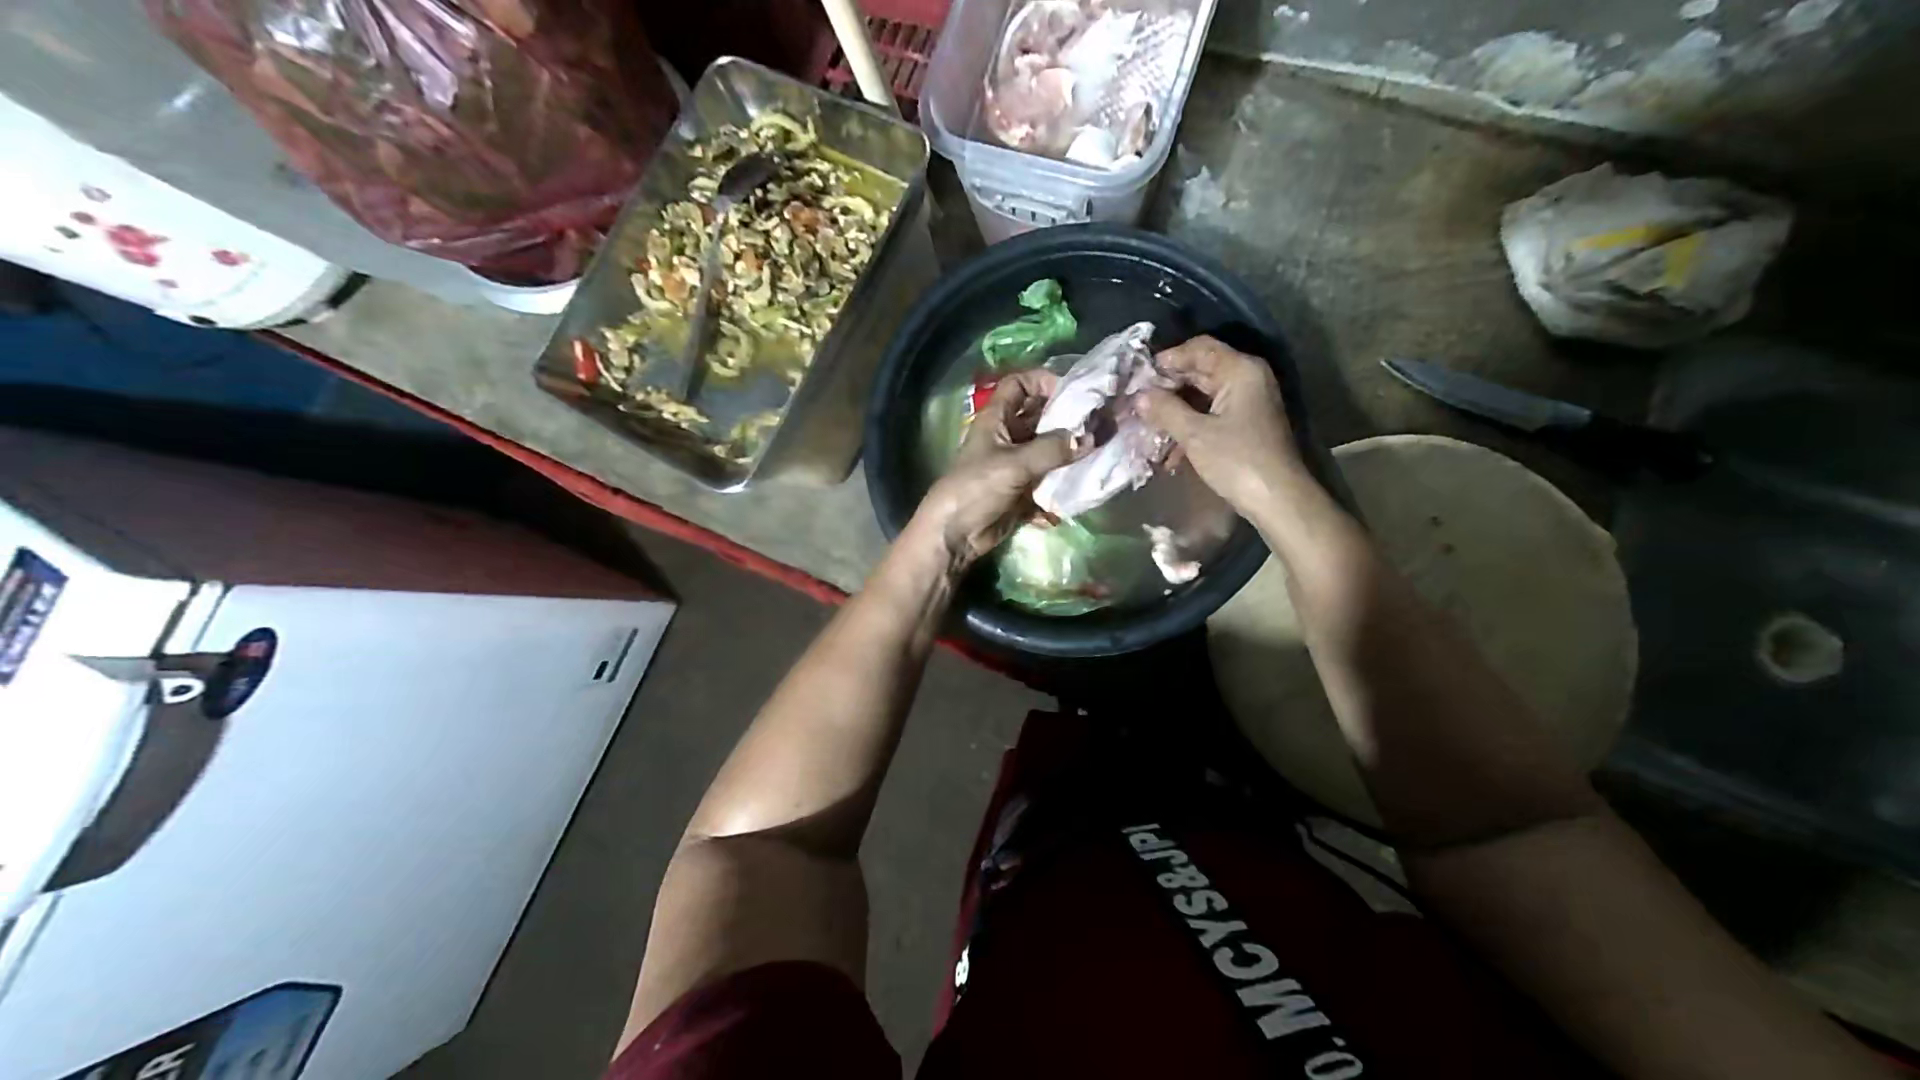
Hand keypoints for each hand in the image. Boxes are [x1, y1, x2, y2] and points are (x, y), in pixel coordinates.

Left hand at [908, 369, 1081, 571]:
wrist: (955, 534)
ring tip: (1100, 453)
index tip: (1072, 392)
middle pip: (1040, 417)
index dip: (1042, 381)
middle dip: (1067, 419)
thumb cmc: (976, 488)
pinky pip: (1049, 481)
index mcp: (996, 419)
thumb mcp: (1015, 463)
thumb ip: (1053, 449)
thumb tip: (1089, 437)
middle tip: (1099, 423)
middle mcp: (1008, 437)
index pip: (1019, 385)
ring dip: (1070, 454)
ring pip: (1049, 451)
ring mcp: (1016, 465)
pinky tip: (1081, 487)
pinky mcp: (1023, 490)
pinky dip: (1062, 485)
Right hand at [1137, 336, 1304, 512]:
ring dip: (1175, 409)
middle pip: (1201, 370)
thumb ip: (1165, 410)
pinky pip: (1211, 414)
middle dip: (1168, 386)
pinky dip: (1189, 424)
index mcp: (1240, 371)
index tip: (1139, 377)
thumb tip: (1139, 396)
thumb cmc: (1238, 461)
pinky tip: (1168, 447)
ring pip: (1203, 395)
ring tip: (1146, 425)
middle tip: (1137, 402)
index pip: (1199, 349)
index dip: (1168, 359)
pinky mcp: (1245, 424)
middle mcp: (1247, 379)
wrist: (1278, 499)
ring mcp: (1248, 402)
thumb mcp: (1195, 435)